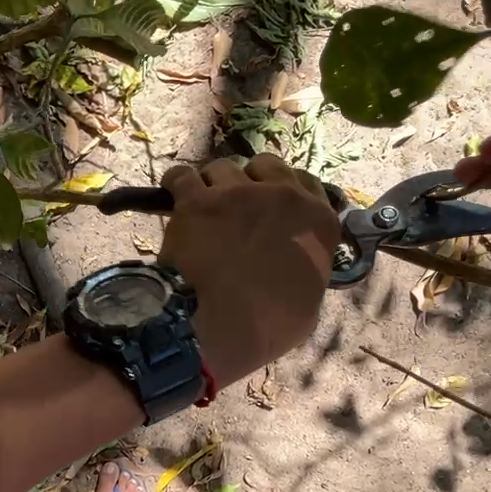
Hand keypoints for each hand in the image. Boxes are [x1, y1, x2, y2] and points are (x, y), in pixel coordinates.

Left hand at [158, 154, 340, 387]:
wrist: (228, 325)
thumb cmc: (272, 323)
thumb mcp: (309, 295)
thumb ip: (302, 265)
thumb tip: (288, 267)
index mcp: (317, 219)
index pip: (302, 181)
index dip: (278, 188)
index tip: (263, 202)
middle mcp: (282, 196)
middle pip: (262, 166)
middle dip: (246, 181)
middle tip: (229, 207)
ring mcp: (238, 194)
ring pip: (220, 169)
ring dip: (210, 185)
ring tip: (199, 211)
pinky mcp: (197, 201)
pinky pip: (182, 176)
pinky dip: (176, 183)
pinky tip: (173, 196)